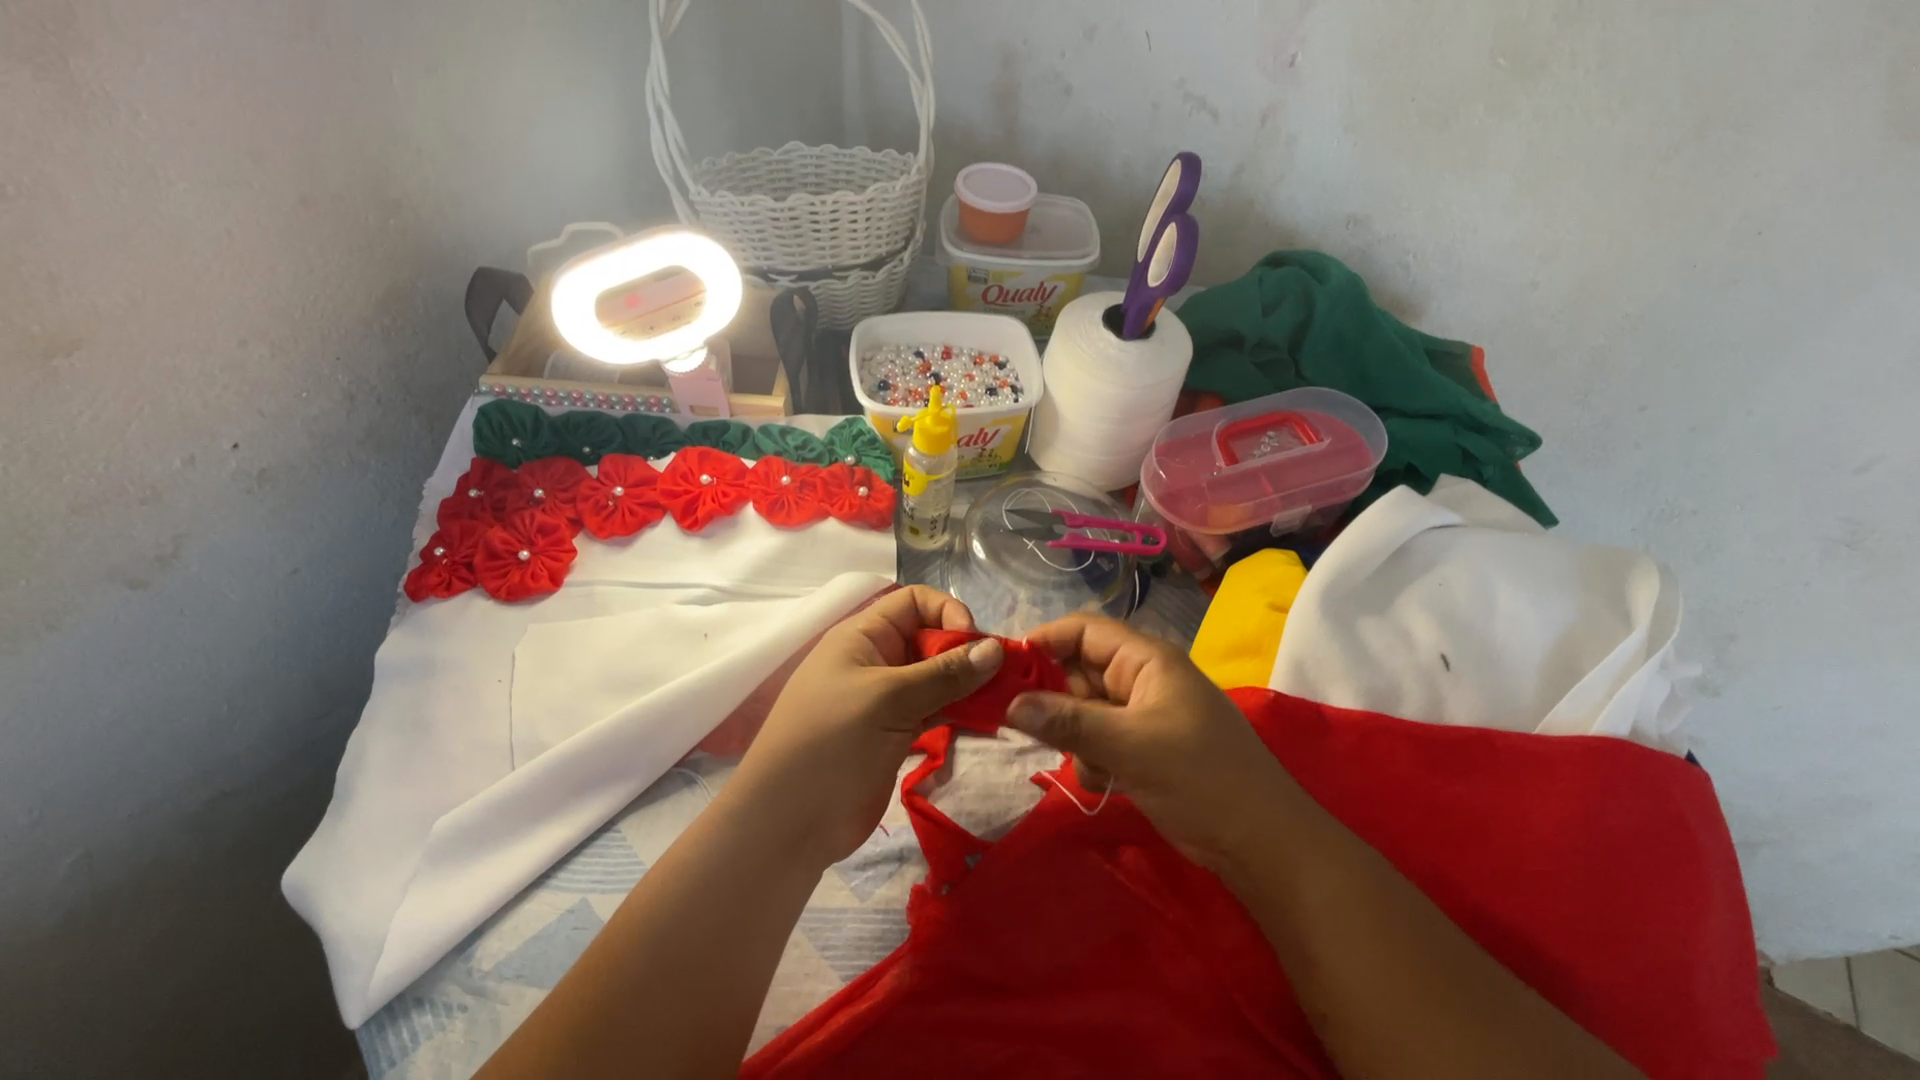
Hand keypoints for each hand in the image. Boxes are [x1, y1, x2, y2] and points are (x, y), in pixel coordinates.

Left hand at [727, 586, 1003, 865]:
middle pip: (931, 640)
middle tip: (1003, 682)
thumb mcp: (888, 700)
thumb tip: (996, 649)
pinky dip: (958, 715)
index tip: (977, 646)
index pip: (915, 602)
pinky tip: (985, 724)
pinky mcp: (894, 737)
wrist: (789, 824)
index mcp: (862, 637)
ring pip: (936, 680)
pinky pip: (933, 713)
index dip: (949, 613)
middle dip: (967, 654)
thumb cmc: (831, 745)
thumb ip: (944, 674)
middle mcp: (875, 662)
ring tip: (1003, 704)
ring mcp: (884, 702)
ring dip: (968, 688)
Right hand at [1006, 615, 1292, 873]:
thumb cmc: (1200, 779)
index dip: (1043, 643)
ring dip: (1075, 739)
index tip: (1003, 672)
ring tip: (1093, 767)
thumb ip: (1067, 722)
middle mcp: (1143, 679)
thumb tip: (1009, 704)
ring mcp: (1144, 715)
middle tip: (1030, 731)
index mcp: (1147, 659)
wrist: (1260, 842)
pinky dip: (1094, 761)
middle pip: (1079, 672)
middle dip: (1056, 702)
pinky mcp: (1144, 749)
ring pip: (1084, 711)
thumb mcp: (1129, 747)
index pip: (1082, 631)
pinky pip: (1099, 741)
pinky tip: (1106, 783)